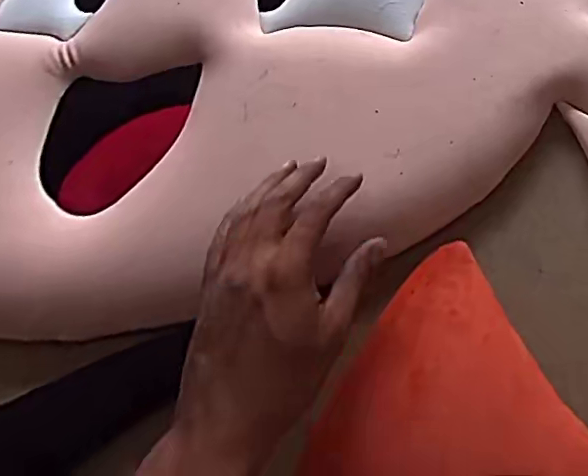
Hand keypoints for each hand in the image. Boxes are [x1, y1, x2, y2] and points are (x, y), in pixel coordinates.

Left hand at [139, 159, 386, 475]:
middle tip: (321, 163)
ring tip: (288, 168)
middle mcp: (250, 261)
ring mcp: (225, 270)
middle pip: (276, 202)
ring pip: (246, 211)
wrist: (222, 423)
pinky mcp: (209, 283)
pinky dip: (240, 208)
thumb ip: (354, 280)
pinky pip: (223, 232)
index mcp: (284, 271)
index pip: (314, 213)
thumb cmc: (284, 383)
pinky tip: (249, 203)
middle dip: (301, 177)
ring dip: (269, 184)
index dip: (336, 191)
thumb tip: (378, 244)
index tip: (354, 179)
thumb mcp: (331, 333)